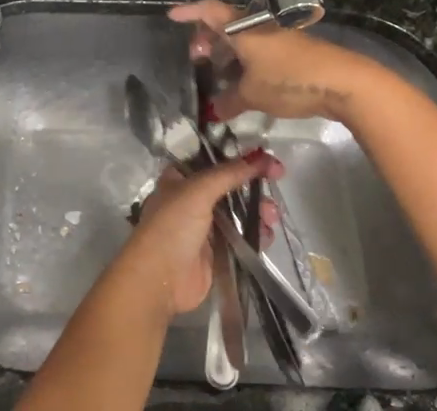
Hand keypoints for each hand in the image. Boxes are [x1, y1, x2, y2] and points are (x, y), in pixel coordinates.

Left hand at [124, 157, 281, 315]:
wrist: (159, 280)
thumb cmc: (173, 226)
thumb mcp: (198, 191)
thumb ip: (230, 173)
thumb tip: (263, 155)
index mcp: (181, 177)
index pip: (215, 159)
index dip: (241, 157)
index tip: (267, 159)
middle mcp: (193, 198)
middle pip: (231, 185)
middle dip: (254, 185)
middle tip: (276, 183)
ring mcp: (205, 225)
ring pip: (240, 210)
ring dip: (259, 210)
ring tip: (271, 217)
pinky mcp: (217, 250)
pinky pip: (243, 236)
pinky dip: (257, 233)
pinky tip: (266, 235)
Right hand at [169, 0, 381, 121]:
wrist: (344, 82)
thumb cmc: (290, 80)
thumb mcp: (253, 95)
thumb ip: (229, 101)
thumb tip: (213, 111)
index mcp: (242, 28)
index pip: (208, 11)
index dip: (189, 12)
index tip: (171, 17)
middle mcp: (257, 26)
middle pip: (225, 23)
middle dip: (207, 37)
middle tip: (196, 57)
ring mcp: (277, 37)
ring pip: (243, 38)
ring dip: (227, 52)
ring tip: (218, 74)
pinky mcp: (292, 51)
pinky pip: (258, 49)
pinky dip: (244, 60)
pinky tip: (243, 81)